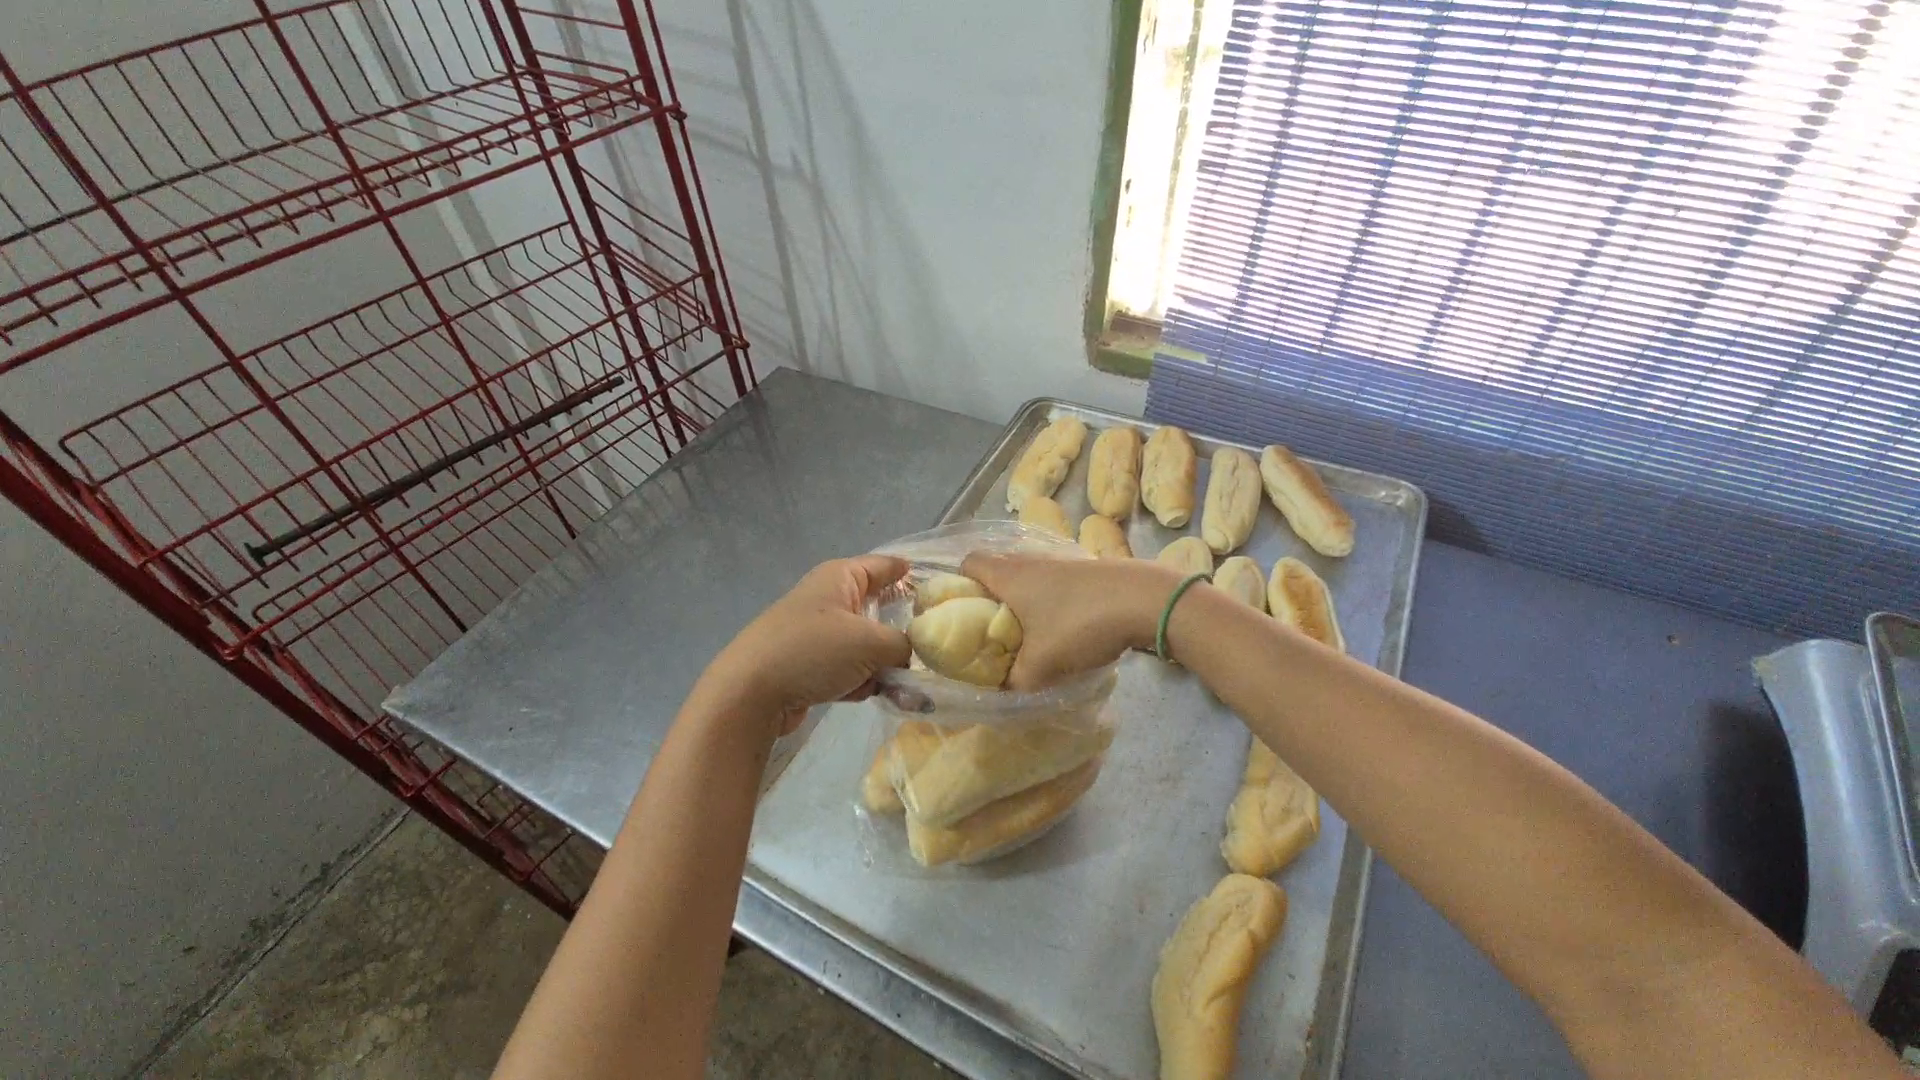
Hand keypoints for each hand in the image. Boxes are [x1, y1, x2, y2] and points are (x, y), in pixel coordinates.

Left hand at [702, 555, 913, 736]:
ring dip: (883, 666)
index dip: (911, 574)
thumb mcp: (870, 642)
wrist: (750, 694)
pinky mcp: (809, 666)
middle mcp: (829, 599)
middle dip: (902, 633)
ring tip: (902, 688)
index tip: (941, 589)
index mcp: (841, 577)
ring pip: (866, 646)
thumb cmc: (813, 651)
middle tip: (931, 649)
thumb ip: (904, 646)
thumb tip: (910, 656)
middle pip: (879, 610)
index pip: (885, 566)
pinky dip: (860, 681)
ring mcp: (818, 634)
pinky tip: (867, 696)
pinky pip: (849, 669)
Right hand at [960, 553, 1181, 689]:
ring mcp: (1062, 563)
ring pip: (1028, 578)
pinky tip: (1061, 631)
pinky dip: (1049, 603)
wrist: (1146, 601)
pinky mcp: (1087, 572)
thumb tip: (1003, 693)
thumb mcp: (1041, 666)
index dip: (957, 584)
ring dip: (1022, 602)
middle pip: (997, 570)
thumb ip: (1014, 682)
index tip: (957, 613)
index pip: (968, 563)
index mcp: (1009, 575)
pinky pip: (1054, 584)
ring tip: (1024, 636)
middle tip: (987, 631)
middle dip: (988, 598)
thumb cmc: (1081, 624)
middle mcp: (1031, 561)